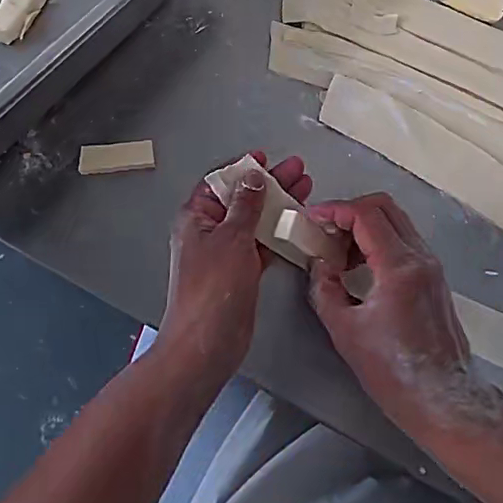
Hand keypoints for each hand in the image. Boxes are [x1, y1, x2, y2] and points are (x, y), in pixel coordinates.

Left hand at [159, 152, 311, 385]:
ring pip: (257, 219)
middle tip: (297, 169)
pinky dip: (280, 231)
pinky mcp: (243, 271)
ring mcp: (228, 252)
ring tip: (305, 186)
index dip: (242, 168)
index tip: (265, 157)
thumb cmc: (212, 287)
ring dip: (280, 204)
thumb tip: (252, 176)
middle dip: (270, 183)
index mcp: (197, 217)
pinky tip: (300, 221)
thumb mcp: (231, 238)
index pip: (220, 182)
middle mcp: (211, 230)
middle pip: (244, 198)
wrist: (207, 345)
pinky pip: (263, 242)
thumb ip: (246, 206)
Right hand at [305, 193, 496, 440]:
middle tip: (326, 228)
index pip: (366, 215)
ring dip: (366, 225)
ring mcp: (431, 265)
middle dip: (351, 210)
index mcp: (400, 267)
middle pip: (385, 206)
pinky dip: (380, 240)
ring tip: (339, 250)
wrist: (442, 399)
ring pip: (396, 221)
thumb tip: (319, 265)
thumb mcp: (346, 332)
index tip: (314, 217)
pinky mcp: (434, 277)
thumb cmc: (395, 373)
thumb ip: (325, 290)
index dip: (335, 210)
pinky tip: (360, 265)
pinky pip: (404, 240)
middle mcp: (420, 258)